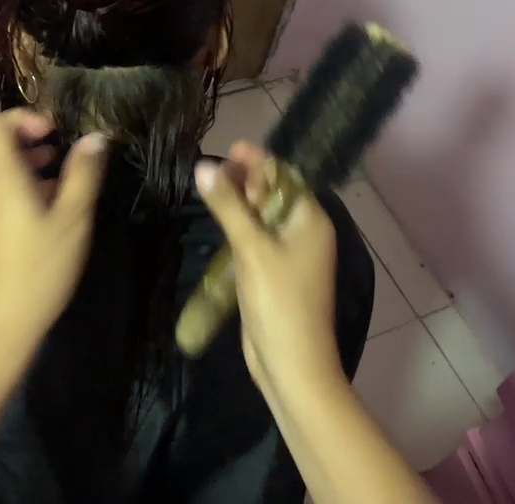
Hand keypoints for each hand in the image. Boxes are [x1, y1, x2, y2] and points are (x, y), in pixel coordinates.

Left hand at [0, 110, 109, 356]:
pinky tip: (49, 205)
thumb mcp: (73, 219)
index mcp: (2, 176)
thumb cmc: (39, 268)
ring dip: (25, 160)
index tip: (54, 130)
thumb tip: (95, 137)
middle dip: (26, 136)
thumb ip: (84, 173)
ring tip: (59, 172)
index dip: (24, 117)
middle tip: (57, 146)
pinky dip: (20, 183)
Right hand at [195, 140, 344, 413]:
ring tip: (212, 186)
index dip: (259, 161)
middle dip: (247, 178)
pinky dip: (240, 226)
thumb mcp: (251, 248)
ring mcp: (292, 255)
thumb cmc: (280, 302)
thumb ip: (228, 206)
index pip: (285, 178)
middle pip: (274, 194)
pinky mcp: (276, 273)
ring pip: (263, 217)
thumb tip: (204, 167)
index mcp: (311, 221)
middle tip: (215, 167)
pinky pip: (258, 238)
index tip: (231, 148)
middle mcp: (305, 233)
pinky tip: (220, 219)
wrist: (292, 366)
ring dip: (241, 201)